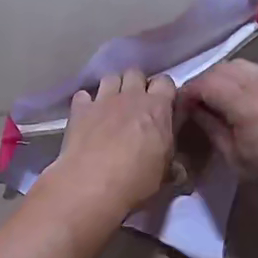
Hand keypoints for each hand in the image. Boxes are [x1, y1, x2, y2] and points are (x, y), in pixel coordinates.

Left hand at [40, 69, 178, 220]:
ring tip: (112, 106)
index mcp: (157, 108)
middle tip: (136, 104)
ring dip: (113, 88)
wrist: (92, 184)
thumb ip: (171, 162)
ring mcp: (103, 100)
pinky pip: (83, 95)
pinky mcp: (79, 109)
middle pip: (135, 73)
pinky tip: (87, 115)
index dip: (163, 91)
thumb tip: (177, 168)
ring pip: (110, 77)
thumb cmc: (136, 180)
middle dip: (137, 84)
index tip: (162, 105)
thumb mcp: (164, 174)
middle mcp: (130, 96)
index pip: (165, 82)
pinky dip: (86, 102)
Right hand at [180, 60, 257, 218]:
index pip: (207, 82)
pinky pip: (256, 71)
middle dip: (204, 82)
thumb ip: (212, 127)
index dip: (189, 91)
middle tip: (196, 104)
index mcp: (248, 105)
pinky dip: (239, 78)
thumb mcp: (236, 158)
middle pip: (222, 68)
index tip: (180, 106)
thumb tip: (192, 110)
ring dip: (221, 77)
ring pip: (239, 65)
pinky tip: (238, 99)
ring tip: (216, 100)